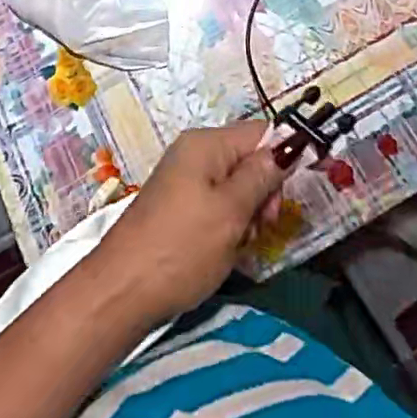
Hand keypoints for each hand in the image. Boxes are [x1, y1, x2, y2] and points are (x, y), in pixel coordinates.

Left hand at [87, 121, 288, 327]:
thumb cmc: (183, 245)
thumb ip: (260, 177)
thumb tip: (286, 146)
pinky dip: (230, 225)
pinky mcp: (182, 205)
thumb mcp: (230, 211)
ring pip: (237, 186)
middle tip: (262, 225)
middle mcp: (194, 153)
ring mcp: (186, 179)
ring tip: (240, 242)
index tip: (289, 196)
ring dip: (249, 214)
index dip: (283, 158)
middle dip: (265, 192)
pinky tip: (226, 248)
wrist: (127, 285)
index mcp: (205, 143)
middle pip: (250, 159)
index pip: (260, 133)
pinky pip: (219, 204)